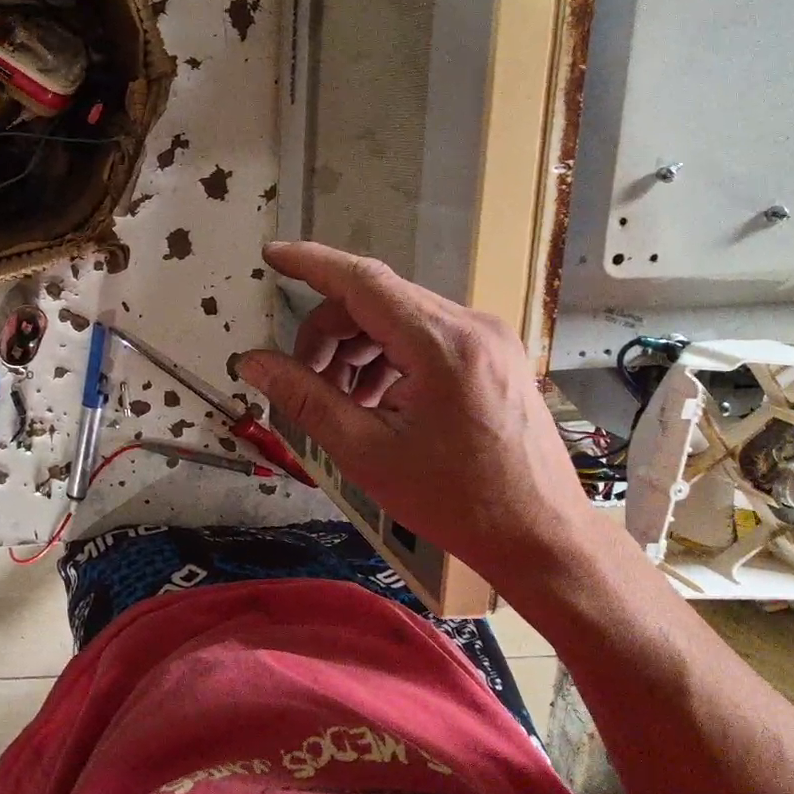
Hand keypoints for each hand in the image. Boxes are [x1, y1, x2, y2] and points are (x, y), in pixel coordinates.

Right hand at [238, 241, 591, 581]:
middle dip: (327, 334)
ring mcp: (487, 339)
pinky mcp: (493, 356)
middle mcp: (470, 326)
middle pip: (375, 302)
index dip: (311, 264)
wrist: (543, 538)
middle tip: (301, 383)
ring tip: (338, 401)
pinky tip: (373, 402)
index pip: (363, 281)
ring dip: (353, 349)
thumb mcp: (364, 451)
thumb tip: (251, 362)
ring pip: (397, 319)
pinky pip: (423, 337)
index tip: (271, 255)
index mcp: (441, 345)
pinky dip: (385, 359)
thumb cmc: (454, 501)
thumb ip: (303, 397)